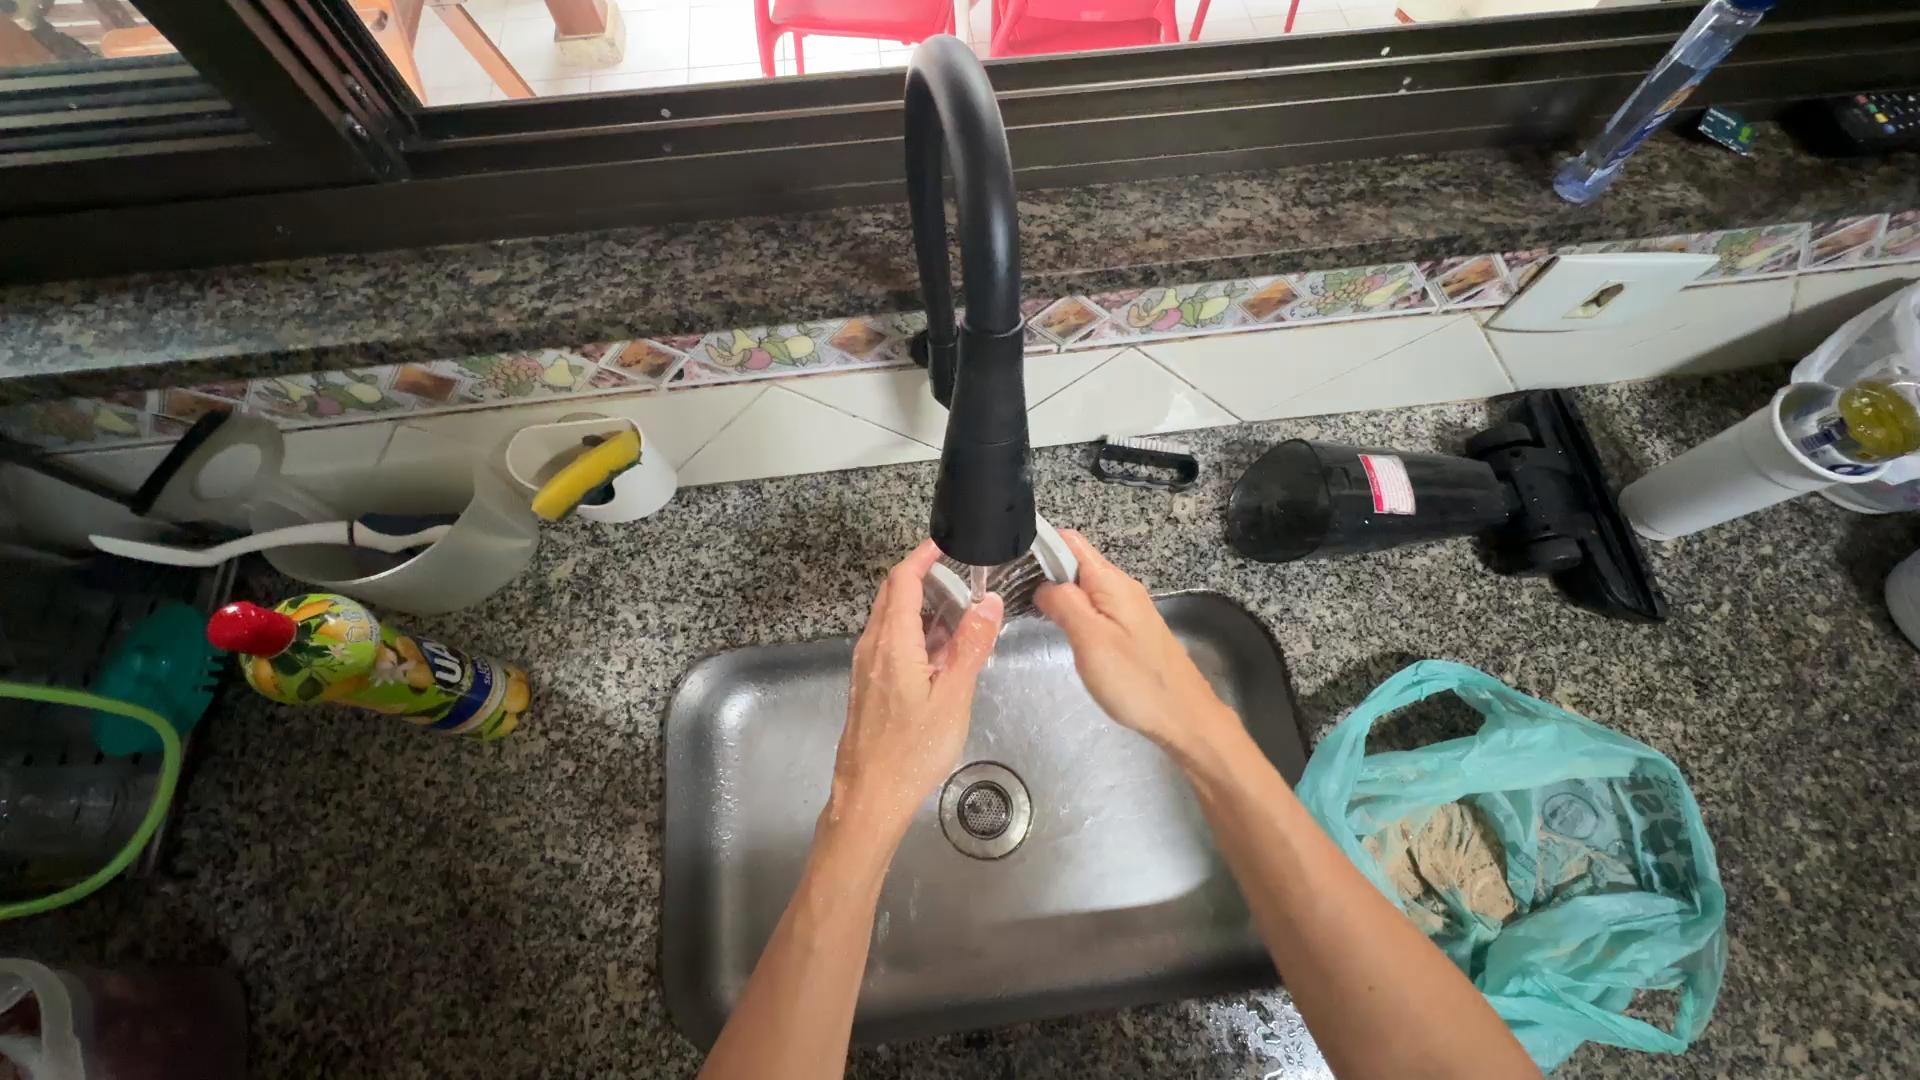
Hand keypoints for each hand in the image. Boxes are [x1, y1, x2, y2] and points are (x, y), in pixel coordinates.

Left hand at [826, 539, 1004, 846]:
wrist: (869, 796)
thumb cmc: (911, 750)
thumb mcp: (952, 696)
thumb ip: (971, 646)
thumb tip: (989, 603)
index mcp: (891, 642)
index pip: (902, 581)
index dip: (923, 556)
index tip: (946, 543)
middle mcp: (872, 647)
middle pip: (894, 595)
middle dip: (926, 578)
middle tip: (963, 577)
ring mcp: (868, 666)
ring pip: (892, 620)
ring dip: (923, 607)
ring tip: (961, 612)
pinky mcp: (870, 684)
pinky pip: (892, 642)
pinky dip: (917, 632)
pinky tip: (943, 651)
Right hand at [1034, 530, 1239, 758]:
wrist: (1185, 718)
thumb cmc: (1136, 681)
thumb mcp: (1091, 640)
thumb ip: (1064, 604)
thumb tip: (1043, 585)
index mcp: (1111, 582)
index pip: (1069, 541)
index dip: (1039, 545)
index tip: (1012, 564)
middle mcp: (1121, 587)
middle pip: (1075, 561)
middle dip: (1044, 571)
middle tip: (1013, 593)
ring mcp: (1128, 608)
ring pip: (1084, 586)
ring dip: (1057, 593)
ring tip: (1030, 610)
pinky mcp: (1130, 628)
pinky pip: (1095, 606)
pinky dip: (1073, 610)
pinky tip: (1060, 628)